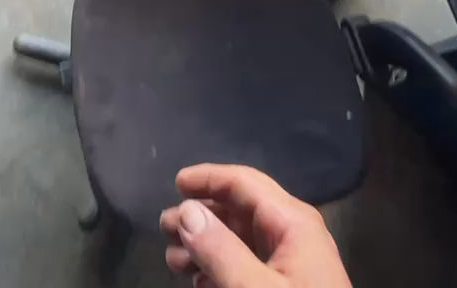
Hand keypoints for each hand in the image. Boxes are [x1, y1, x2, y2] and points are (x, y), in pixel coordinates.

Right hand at [159, 165, 352, 287]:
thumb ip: (220, 251)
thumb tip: (187, 211)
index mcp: (292, 223)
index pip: (244, 183)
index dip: (208, 178)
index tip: (175, 184)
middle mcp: (292, 236)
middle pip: (239, 211)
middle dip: (201, 217)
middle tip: (164, 229)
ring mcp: (291, 267)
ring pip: (239, 242)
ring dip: (205, 247)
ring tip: (173, 262)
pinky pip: (247, 269)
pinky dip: (219, 271)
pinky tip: (198, 286)